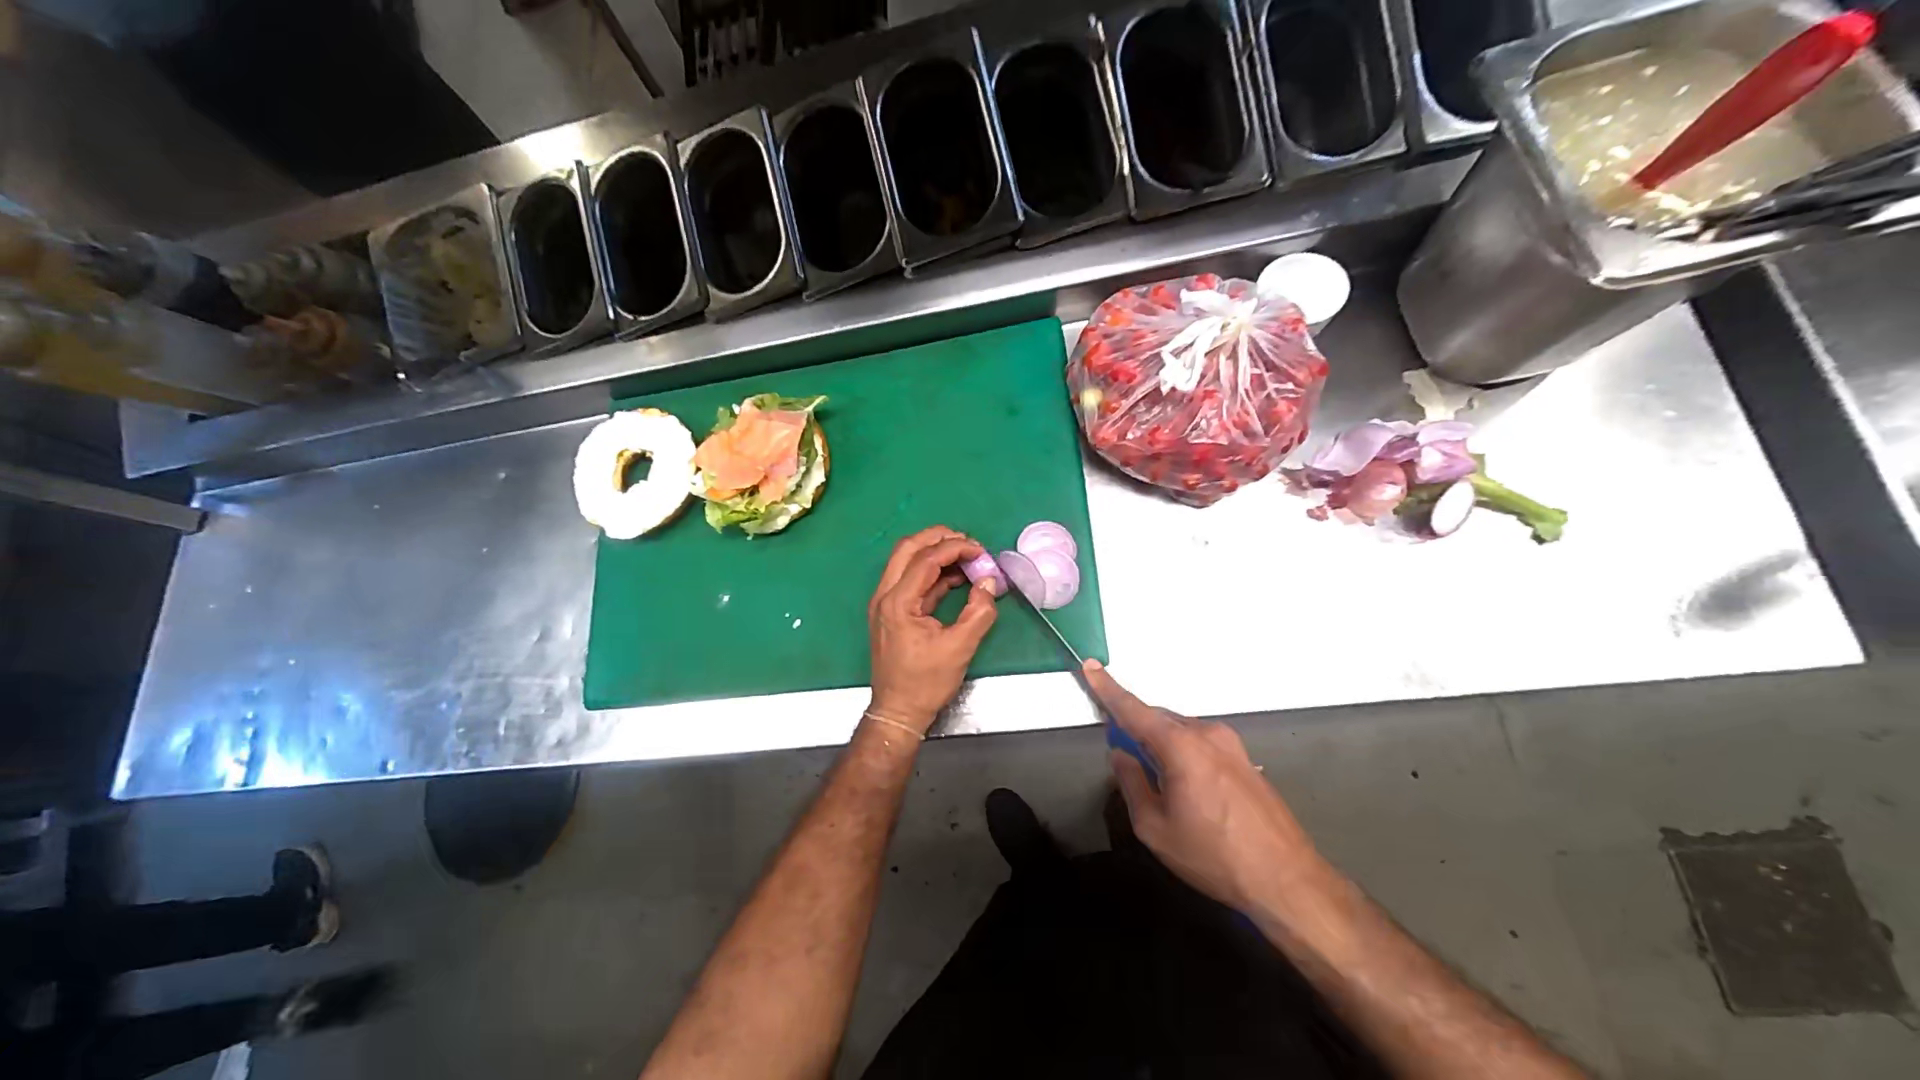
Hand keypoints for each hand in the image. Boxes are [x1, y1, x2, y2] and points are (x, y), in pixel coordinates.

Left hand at [866, 526, 997, 734]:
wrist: (898, 712)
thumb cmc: (925, 683)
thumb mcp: (960, 647)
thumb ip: (978, 611)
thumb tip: (989, 582)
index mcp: (897, 602)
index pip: (926, 559)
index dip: (955, 548)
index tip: (981, 552)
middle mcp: (884, 596)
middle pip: (908, 549)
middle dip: (938, 538)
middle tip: (968, 541)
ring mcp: (885, 603)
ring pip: (906, 562)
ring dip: (935, 554)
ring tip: (967, 557)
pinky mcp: (892, 613)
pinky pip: (911, 581)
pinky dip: (933, 573)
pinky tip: (957, 577)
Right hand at [1083, 659, 1326, 914]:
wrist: (1287, 880)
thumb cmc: (1214, 856)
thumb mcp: (1155, 828)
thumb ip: (1131, 783)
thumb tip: (1122, 755)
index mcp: (1180, 746)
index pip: (1133, 709)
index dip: (1107, 688)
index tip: (1090, 665)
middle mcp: (1206, 734)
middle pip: (1158, 719)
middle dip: (1135, 728)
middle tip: (1121, 753)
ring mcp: (1231, 744)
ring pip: (1181, 731)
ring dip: (1161, 744)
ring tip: (1158, 784)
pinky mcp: (1245, 759)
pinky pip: (1201, 743)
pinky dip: (1183, 753)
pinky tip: (1186, 789)